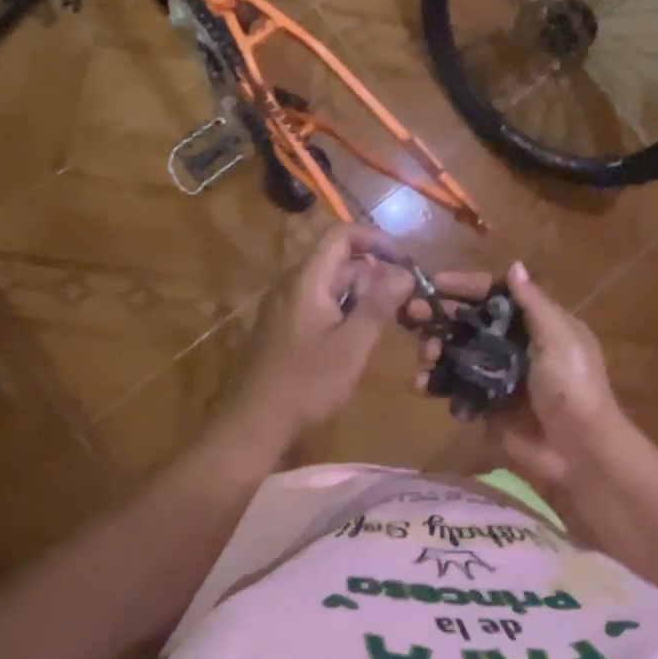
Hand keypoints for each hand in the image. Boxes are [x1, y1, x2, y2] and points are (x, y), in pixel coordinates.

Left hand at [234, 224, 415, 441]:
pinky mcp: (283, 325)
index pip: (341, 235)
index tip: (404, 259)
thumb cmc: (305, 384)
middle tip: (404, 302)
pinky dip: (343, 308)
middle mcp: (292, 283)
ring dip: (361, 293)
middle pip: (338, 260)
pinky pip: (318, 301)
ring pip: (330, 283)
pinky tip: (358, 336)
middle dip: (374, 273)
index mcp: (307, 280)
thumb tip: (405, 273)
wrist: (252, 423)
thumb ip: (378, 306)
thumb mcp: (351, 347)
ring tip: (387, 320)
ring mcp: (284, 304)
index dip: (374, 238)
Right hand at [412, 261, 624, 486]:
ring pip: (455, 353)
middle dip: (439, 315)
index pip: (494, 295)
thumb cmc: (572, 386)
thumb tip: (515, 264)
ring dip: (433, 348)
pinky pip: (453, 388)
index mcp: (534, 324)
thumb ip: (533, 303)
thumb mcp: (559, 338)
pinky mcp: (485, 407)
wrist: (580, 453)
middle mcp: (512, 345)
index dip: (465, 286)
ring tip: (424, 355)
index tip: (434, 282)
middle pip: (468, 322)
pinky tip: (420, 384)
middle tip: (412, 314)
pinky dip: (433, 383)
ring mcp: (496, 377)